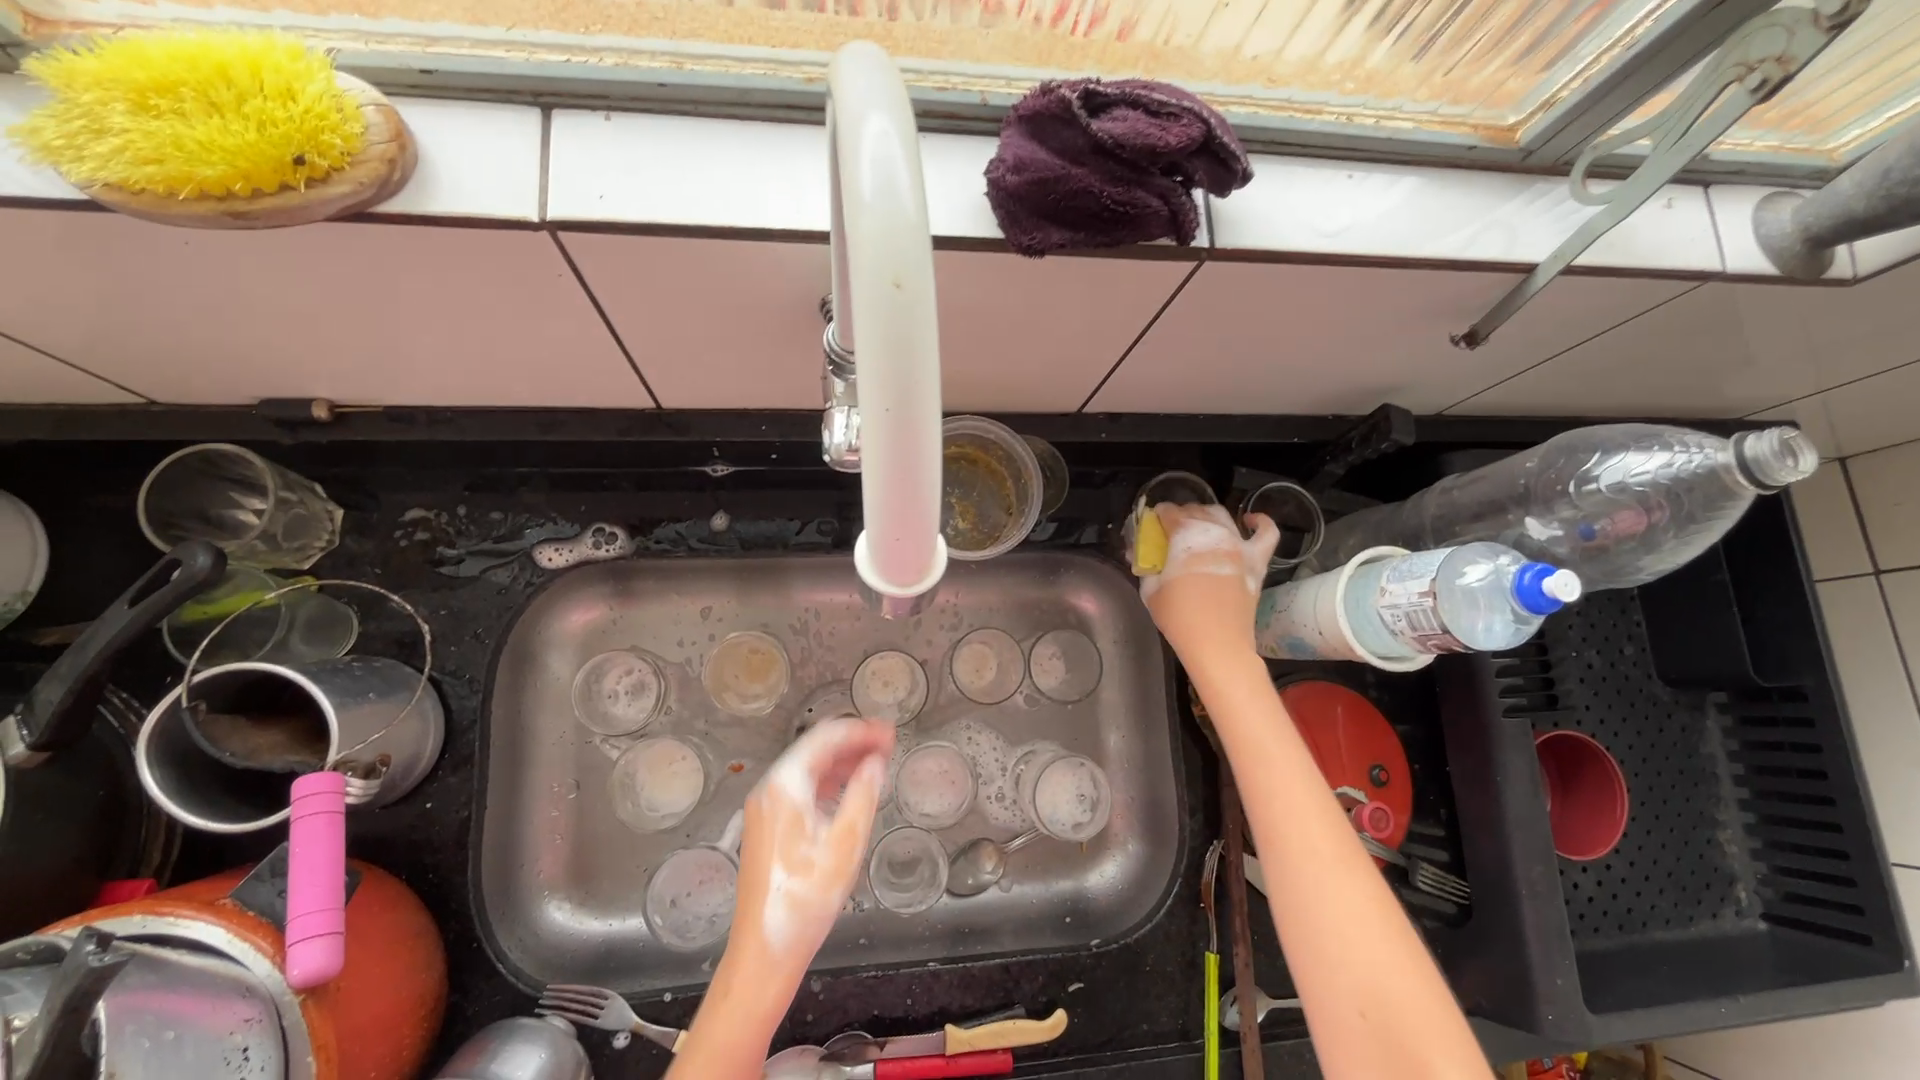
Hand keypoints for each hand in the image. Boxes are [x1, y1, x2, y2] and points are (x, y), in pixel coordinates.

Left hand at [730, 716, 893, 982]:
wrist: (766, 949)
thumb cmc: (807, 897)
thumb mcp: (846, 844)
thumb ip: (863, 795)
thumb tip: (875, 763)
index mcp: (785, 786)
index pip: (824, 739)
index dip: (859, 731)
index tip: (890, 732)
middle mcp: (769, 790)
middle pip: (814, 751)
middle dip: (852, 743)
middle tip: (888, 744)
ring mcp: (765, 809)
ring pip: (807, 770)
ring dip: (841, 762)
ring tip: (876, 764)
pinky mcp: (767, 827)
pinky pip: (800, 791)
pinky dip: (827, 783)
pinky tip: (849, 791)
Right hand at [1140, 503, 1278, 663]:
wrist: (1217, 643)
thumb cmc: (1179, 618)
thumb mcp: (1150, 592)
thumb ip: (1148, 568)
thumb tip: (1145, 559)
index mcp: (1184, 537)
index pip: (1170, 513)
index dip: (1160, 515)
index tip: (1155, 523)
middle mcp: (1213, 533)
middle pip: (1196, 511)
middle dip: (1181, 515)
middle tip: (1173, 530)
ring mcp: (1238, 545)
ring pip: (1223, 516)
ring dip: (1208, 516)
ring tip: (1201, 526)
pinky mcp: (1257, 561)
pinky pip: (1266, 532)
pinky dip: (1260, 522)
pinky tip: (1250, 521)